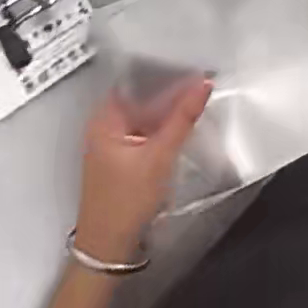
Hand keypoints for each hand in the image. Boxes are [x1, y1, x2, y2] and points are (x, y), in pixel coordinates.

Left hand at [74, 78, 212, 263]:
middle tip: (200, 75)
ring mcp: (113, 141)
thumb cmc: (126, 202)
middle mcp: (105, 124)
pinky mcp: (124, 155)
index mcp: (104, 118)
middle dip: (169, 86)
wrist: (109, 248)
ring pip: (145, 113)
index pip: (134, 79)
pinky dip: (164, 124)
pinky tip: (185, 121)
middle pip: (140, 95)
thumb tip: (203, 85)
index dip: (161, 68)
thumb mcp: (159, 157)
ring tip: (198, 92)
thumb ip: (183, 118)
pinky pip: (146, 129)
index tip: (189, 59)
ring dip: (168, 107)